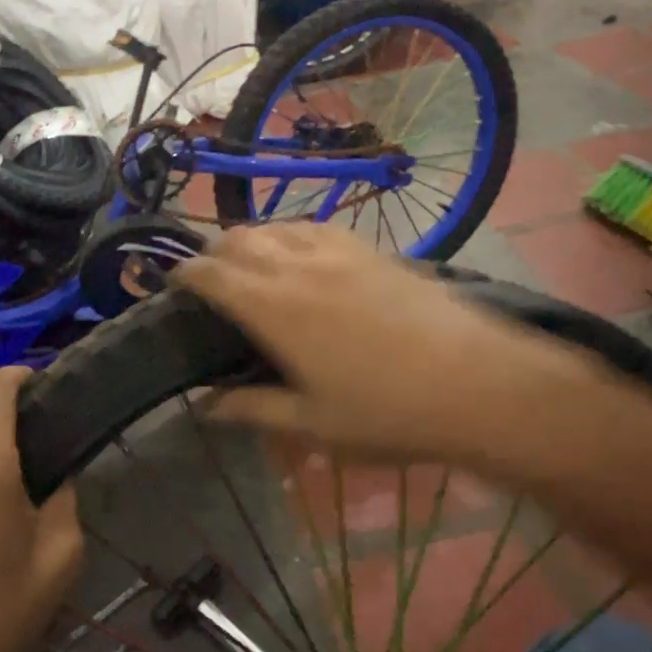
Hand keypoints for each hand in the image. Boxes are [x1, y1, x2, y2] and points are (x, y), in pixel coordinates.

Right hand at [174, 224, 590, 463]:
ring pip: (276, 227)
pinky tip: (302, 256)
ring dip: (251, 241)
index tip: (174, 286)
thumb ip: (253, 409)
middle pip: (238, 239)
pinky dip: (291, 235)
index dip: (185, 274)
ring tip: (252, 267)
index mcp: (273, 306)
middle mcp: (297, 265)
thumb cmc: (387, 412)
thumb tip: (206, 405)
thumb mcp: (313, 424)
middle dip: (214, 254)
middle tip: (212, 283)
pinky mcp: (372, 249)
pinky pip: (314, 227)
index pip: (211, 272)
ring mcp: (338, 251)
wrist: (478, 383)